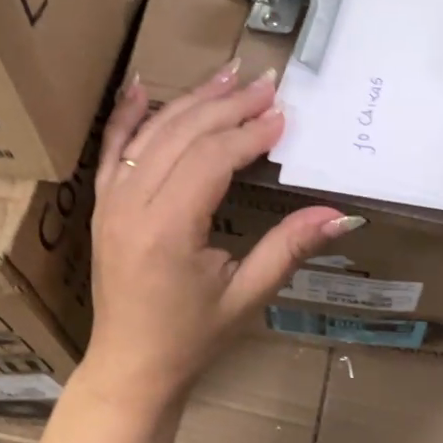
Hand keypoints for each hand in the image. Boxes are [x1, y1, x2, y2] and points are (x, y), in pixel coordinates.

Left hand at [86, 61, 363, 398]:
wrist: (131, 368)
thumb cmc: (191, 339)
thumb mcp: (246, 297)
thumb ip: (288, 248)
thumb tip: (339, 214)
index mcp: (168, 229)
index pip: (212, 159)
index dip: (249, 133)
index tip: (283, 116)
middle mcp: (132, 207)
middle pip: (183, 136)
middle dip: (227, 106)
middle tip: (267, 85)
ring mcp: (111, 204)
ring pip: (151, 135)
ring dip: (190, 101)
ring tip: (228, 74)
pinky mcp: (103, 207)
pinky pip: (112, 151)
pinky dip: (127, 117)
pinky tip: (140, 86)